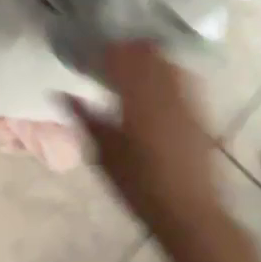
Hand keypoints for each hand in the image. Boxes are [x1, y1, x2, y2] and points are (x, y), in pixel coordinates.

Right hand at [64, 41, 223, 232]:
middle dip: (130, 47)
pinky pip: (185, 81)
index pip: (121, 57)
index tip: (91, 48)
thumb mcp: (102, 152)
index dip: (106, 47)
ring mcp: (188, 104)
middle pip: (149, 54)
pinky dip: (169, 73)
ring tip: (134, 62)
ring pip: (169, 64)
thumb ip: (82, 116)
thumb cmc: (139, 185)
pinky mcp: (202, 117)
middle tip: (111, 52)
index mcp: (137, 99)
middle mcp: (165, 94)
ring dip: (150, 57)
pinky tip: (158, 82)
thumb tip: (58, 90)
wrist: (190, 214)